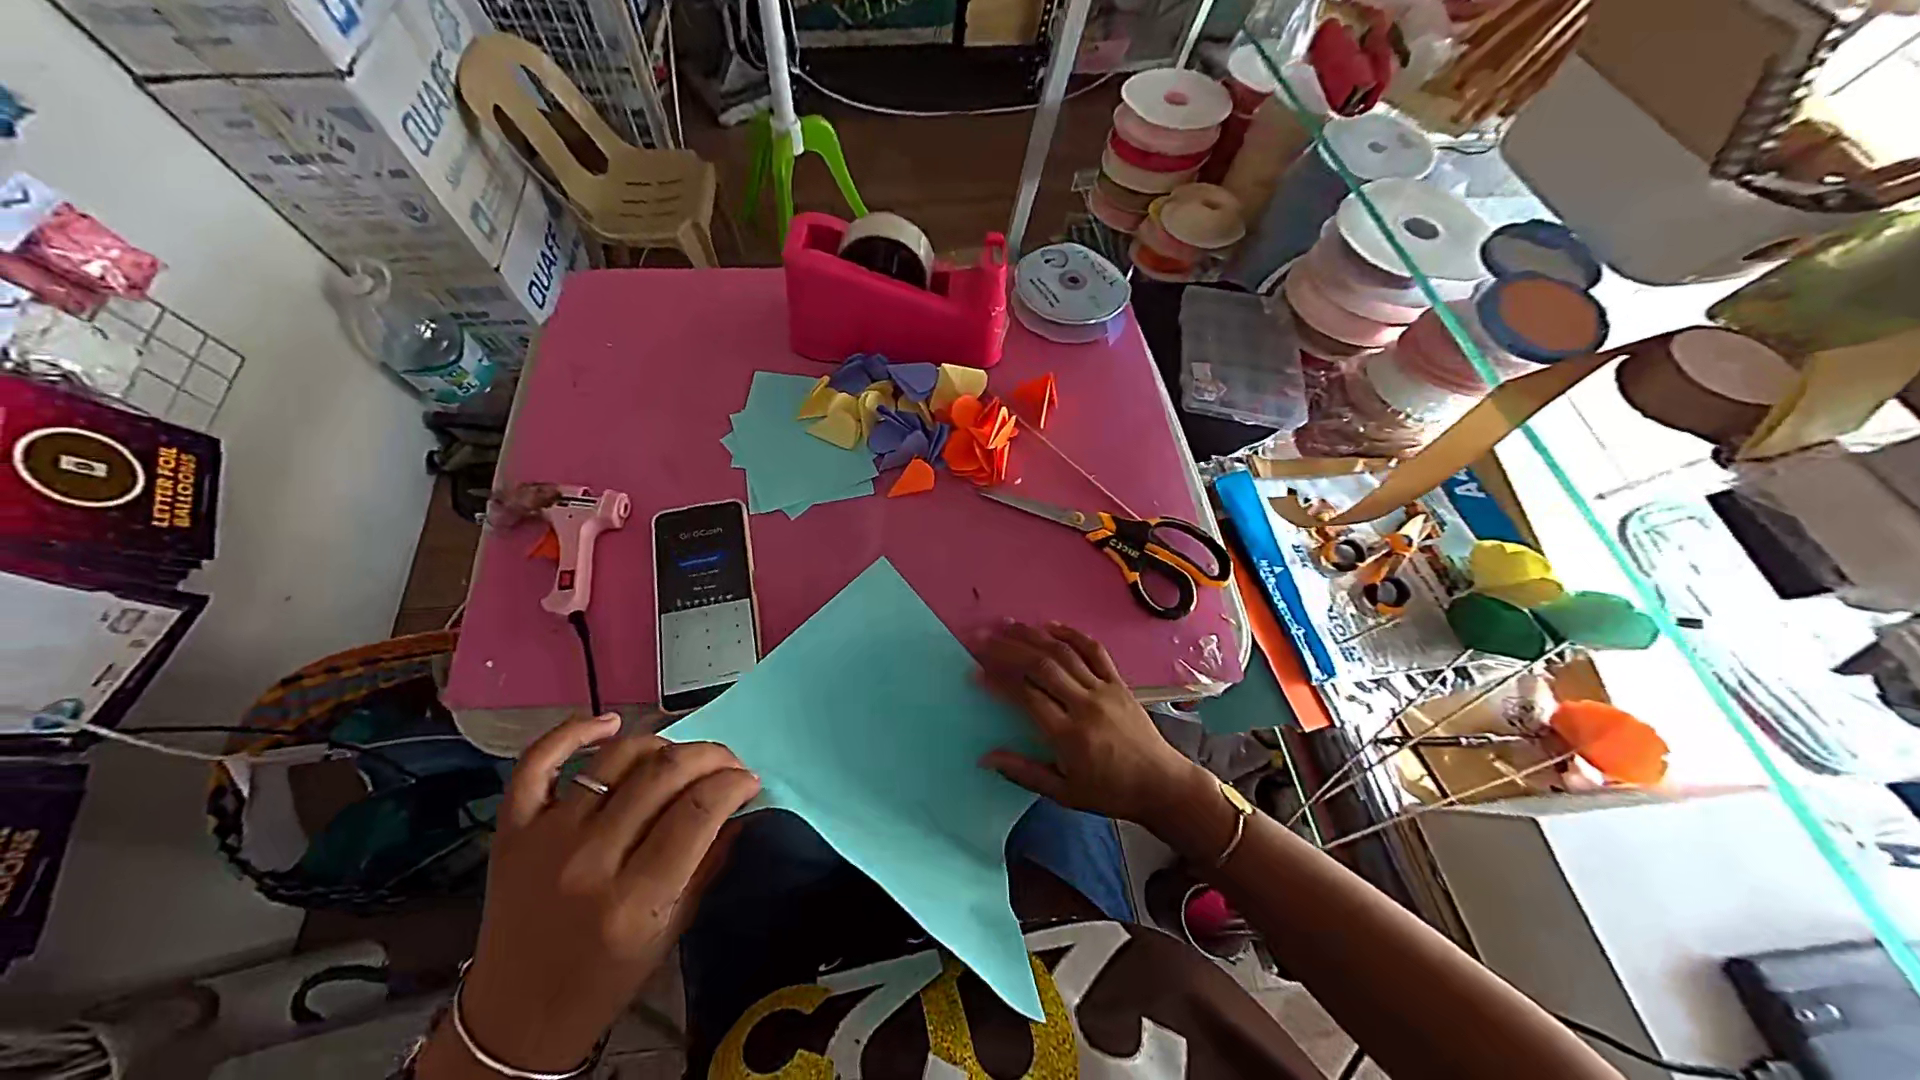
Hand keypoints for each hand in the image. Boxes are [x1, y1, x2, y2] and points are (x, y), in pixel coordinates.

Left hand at [434, 715, 759, 1074]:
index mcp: (634, 900)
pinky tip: (609, 723)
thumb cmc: (606, 977)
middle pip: (664, 774)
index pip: (700, 810)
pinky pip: (537, 762)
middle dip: (711, 756)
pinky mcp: (513, 829)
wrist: (516, 1015)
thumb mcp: (673, 928)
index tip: (749, 780)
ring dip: (663, 744)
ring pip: (616, 759)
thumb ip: (709, 861)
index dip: (734, 782)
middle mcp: (589, 862)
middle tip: (728, 763)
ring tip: (681, 757)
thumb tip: (740, 804)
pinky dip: (573, 732)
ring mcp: (546, 839)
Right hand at [976, 622, 1212, 831]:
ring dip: (1033, 635)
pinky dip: (1071, 634)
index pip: (1026, 696)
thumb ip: (1023, 772)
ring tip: (1007, 625)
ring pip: (1064, 653)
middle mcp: (1085, 705)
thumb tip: (985, 757)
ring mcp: (1104, 690)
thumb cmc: (1109, 792)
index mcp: (1069, 735)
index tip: (975, 671)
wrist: (1162, 785)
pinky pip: (1094, 651)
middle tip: (983, 639)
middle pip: (1041, 666)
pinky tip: (1049, 626)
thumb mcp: (1064, 793)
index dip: (998, 680)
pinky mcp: (1119, 682)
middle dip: (1008, 649)